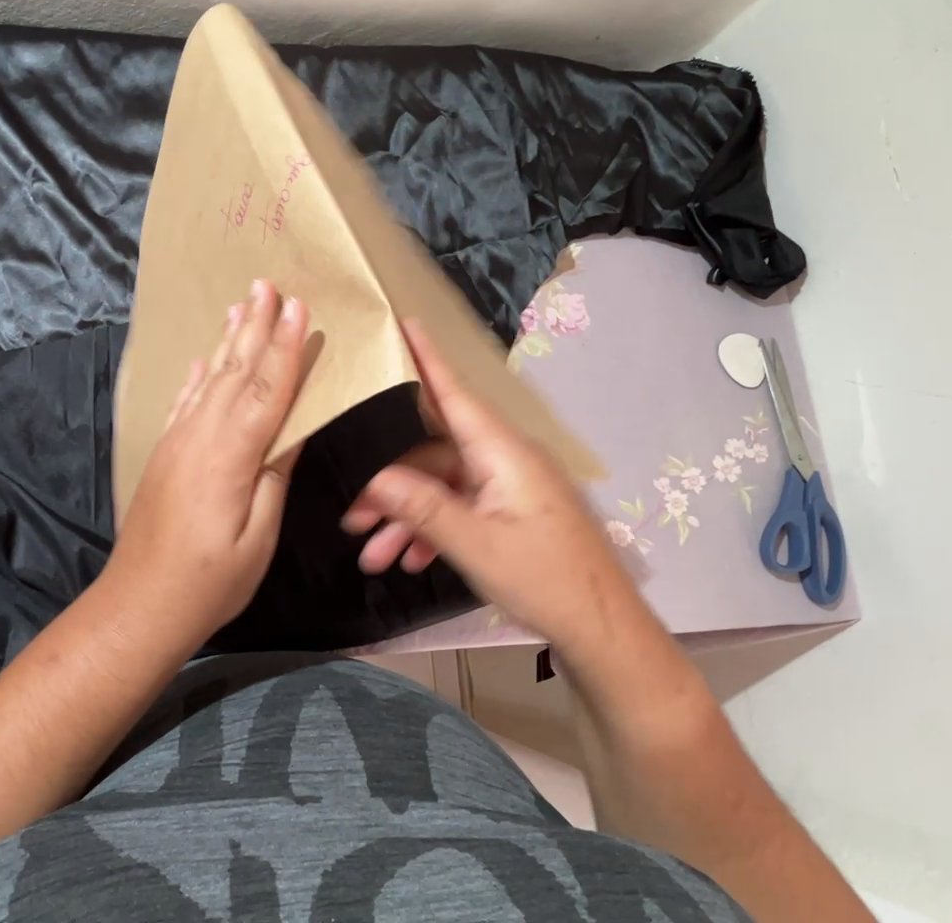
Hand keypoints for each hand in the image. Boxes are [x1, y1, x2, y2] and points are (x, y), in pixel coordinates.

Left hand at [108, 279, 310, 639]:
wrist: (140, 603)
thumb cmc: (210, 581)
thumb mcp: (257, 535)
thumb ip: (274, 476)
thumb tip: (293, 427)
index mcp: (230, 454)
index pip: (267, 389)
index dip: (284, 346)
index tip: (298, 305)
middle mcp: (200, 436)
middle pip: (235, 371)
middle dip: (255, 326)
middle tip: (268, 283)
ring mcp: (177, 442)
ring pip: (210, 380)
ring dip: (227, 341)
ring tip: (239, 304)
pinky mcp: (164, 454)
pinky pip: (184, 403)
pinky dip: (196, 378)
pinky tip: (202, 361)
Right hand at [342, 320, 617, 631]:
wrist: (601, 630)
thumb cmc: (542, 579)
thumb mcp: (474, 544)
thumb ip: (421, 507)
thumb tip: (374, 478)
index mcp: (502, 452)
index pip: (454, 394)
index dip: (426, 359)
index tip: (403, 322)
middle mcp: (505, 459)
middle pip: (433, 454)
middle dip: (389, 485)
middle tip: (350, 518)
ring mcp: (510, 487)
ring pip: (442, 487)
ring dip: (407, 519)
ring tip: (373, 557)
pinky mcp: (513, 512)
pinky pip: (461, 508)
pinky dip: (433, 531)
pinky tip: (409, 561)